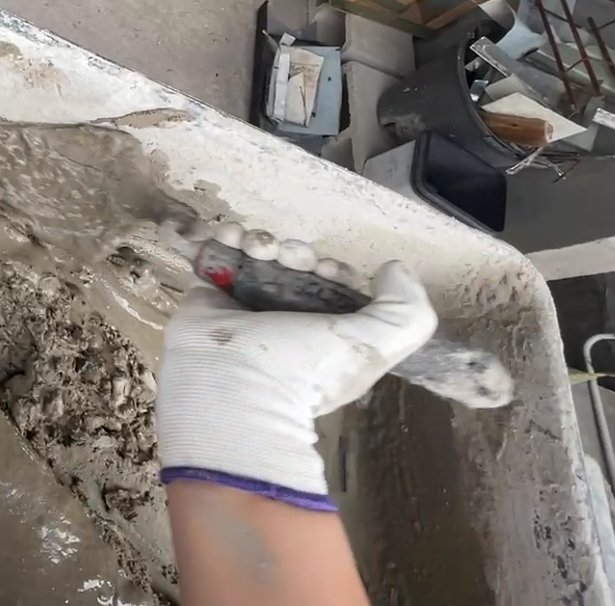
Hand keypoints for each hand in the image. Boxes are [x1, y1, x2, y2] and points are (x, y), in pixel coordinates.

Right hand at [155, 258, 435, 505]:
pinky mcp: (209, 292)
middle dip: (296, 252)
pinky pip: (219, 255)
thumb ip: (405, 310)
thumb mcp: (371, 346)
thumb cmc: (301, 367)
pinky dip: (227, 238)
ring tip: (256, 246)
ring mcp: (244, 304)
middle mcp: (285, 316)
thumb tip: (394, 267)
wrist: (227, 379)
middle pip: (295, 267)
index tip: (325, 269)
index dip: (333, 269)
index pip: (331, 288)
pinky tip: (232, 236)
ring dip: (261, 240)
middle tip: (289, 257)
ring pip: (257, 257)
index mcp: (323, 332)